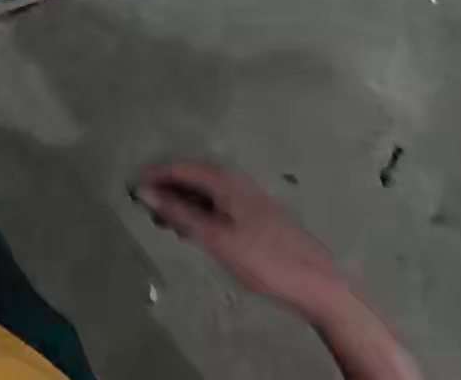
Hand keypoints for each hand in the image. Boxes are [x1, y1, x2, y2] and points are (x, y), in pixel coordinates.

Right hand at [136, 163, 345, 313]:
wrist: (327, 292)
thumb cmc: (267, 260)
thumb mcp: (215, 238)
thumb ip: (178, 212)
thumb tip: (144, 191)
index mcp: (226, 182)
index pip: (179, 168)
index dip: (154, 174)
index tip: (134, 184)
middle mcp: (238, 184)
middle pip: (193, 177)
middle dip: (168, 188)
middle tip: (149, 205)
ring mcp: (252, 201)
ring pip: (207, 192)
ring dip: (184, 202)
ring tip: (169, 221)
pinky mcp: (260, 218)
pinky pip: (220, 205)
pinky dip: (201, 211)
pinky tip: (198, 230)